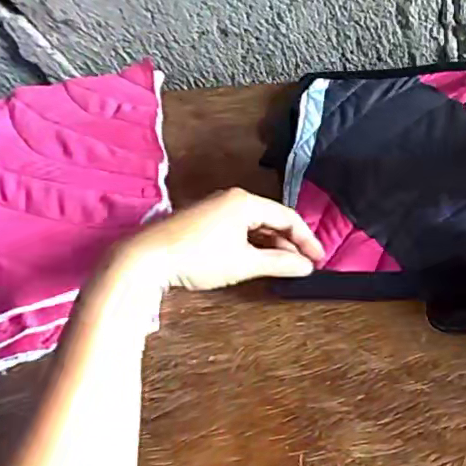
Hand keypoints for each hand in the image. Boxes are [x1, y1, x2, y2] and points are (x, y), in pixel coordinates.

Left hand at [109, 188, 325, 290]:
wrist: (146, 258)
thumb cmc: (198, 257)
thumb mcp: (244, 263)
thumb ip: (279, 264)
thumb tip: (305, 266)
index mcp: (246, 202)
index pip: (288, 217)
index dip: (307, 239)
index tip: (319, 259)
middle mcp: (233, 199)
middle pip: (272, 219)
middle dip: (290, 242)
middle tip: (304, 264)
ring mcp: (216, 208)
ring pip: (255, 225)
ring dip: (272, 245)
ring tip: (284, 266)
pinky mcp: (203, 221)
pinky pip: (239, 228)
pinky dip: (253, 244)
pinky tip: (257, 260)